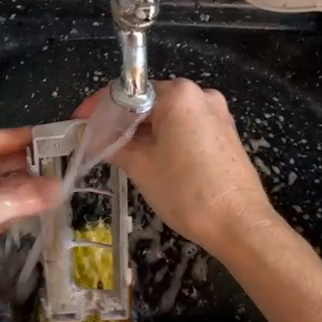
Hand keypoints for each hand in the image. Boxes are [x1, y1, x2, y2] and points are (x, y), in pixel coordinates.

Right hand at [74, 78, 276, 253]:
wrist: (242, 228)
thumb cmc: (187, 192)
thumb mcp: (141, 166)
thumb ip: (111, 144)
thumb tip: (87, 135)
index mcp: (178, 94)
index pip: (127, 92)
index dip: (99, 108)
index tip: (79, 123)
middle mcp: (200, 94)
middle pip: (148, 101)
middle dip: (122, 121)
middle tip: (98, 142)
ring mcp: (217, 114)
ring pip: (167, 115)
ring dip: (144, 131)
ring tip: (123, 154)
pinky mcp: (226, 134)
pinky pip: (186, 127)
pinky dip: (166, 138)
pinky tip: (154, 160)